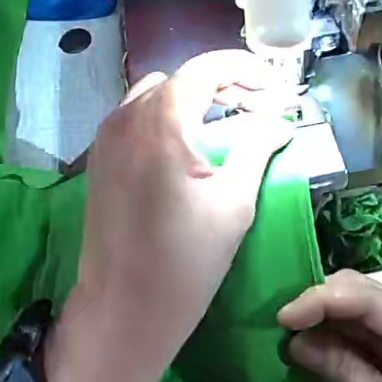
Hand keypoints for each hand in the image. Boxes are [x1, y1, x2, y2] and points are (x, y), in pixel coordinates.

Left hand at [45, 51, 292, 381]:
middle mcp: (126, 118)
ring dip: (196, 98)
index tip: (275, 86)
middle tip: (262, 106)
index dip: (246, 69)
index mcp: (160, 123)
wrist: (121, 313)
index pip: (207, 68)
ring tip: (231, 120)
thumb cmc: (185, 262)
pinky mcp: (100, 157)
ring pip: (158, 93)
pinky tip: (194, 141)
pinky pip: (138, 115)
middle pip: (182, 78)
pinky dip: (170, 114)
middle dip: (226, 84)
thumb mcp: (234, 202)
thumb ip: (257, 148)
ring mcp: (106, 137)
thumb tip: (281, 121)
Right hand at [277, 271, 381, 381]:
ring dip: (331, 319)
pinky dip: (347, 337)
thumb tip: (296, 342)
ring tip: (294, 338)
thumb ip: (346, 374)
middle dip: (321, 303)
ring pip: (368, 309)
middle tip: (283, 329)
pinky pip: (378, 333)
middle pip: (365, 292)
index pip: (366, 296)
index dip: (319, 299)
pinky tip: (323, 350)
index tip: (281, 319)